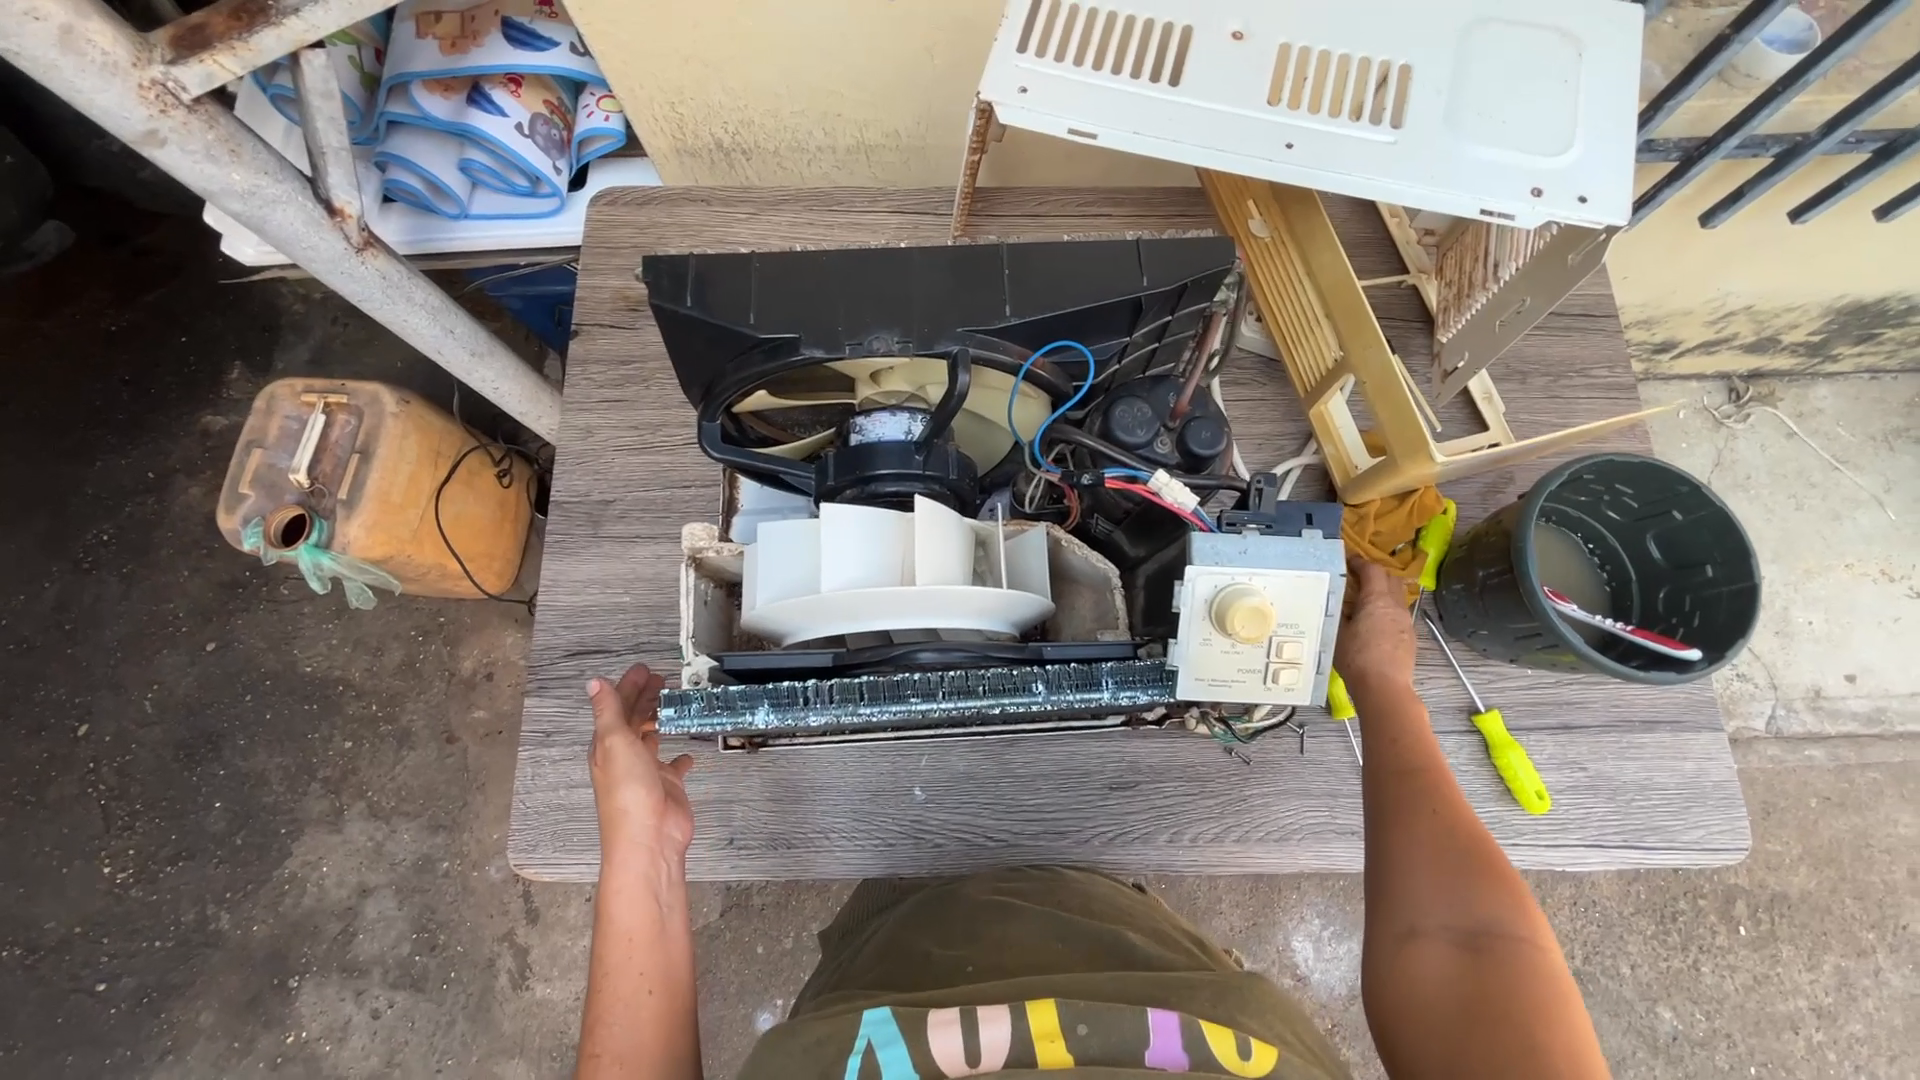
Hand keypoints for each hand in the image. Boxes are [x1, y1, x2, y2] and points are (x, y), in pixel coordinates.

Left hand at [587, 664, 694, 865]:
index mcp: (608, 745)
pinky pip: (675, 765)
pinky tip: (688, 751)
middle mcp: (625, 757)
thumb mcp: (614, 743)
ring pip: (652, 738)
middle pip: (634, 720)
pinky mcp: (668, 785)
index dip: (629, 686)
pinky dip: (681, 756)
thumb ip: (608, 711)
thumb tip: (595, 683)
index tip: (644, 669)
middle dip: (645, 698)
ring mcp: (647, 771)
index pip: (617, 707)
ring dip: (660, 719)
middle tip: (661, 679)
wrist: (649, 836)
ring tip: (674, 703)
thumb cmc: (628, 791)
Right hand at [1334, 558, 1415, 693]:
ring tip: (1363, 600)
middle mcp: (1395, 606)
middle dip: (1375, 573)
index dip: (1359, 562)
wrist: (1384, 687)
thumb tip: (1339, 599)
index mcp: (1376, 600)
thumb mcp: (1337, 631)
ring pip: (1396, 596)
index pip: (1372, 570)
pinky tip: (1373, 623)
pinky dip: (1387, 609)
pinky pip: (1398, 613)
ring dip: (1382, 591)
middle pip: (1390, 578)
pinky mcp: (1409, 636)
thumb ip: (1340, 611)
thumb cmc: (1356, 658)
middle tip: (1356, 577)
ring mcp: (1406, 621)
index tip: (1347, 560)